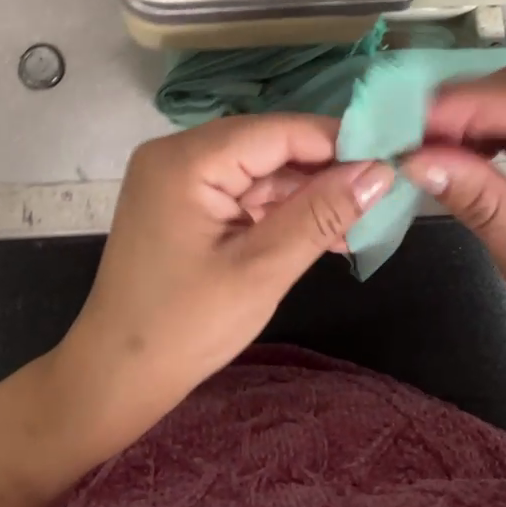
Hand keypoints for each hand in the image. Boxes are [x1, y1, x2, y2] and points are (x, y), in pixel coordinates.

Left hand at [56, 115, 393, 439]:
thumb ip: (320, 213)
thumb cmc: (185, 327)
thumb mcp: (262, 269)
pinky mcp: (179, 201)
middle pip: (266, 145)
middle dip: (321, 171)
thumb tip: (381, 170)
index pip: (277, 131)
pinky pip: (237, 191)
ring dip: (302, 195)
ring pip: (256, 169)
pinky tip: (318, 233)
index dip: (336, 142)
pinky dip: (275, 210)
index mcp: (186, 159)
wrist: (115, 376)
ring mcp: (174, 177)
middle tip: (379, 198)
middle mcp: (176, 153)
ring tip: (356, 224)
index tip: (391, 162)